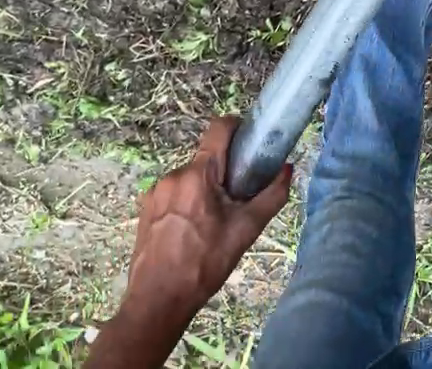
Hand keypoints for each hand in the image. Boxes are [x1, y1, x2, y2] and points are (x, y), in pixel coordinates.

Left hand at [116, 117, 290, 322]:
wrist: (157, 304)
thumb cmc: (204, 264)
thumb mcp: (247, 230)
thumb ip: (272, 195)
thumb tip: (287, 168)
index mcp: (198, 174)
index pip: (219, 128)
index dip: (238, 128)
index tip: (251, 145)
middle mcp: (173, 175)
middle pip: (208, 159)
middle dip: (225, 172)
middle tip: (236, 199)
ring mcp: (155, 193)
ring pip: (191, 177)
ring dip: (205, 189)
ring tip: (213, 221)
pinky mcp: (144, 209)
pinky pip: (174, 193)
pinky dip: (187, 202)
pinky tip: (192, 230)